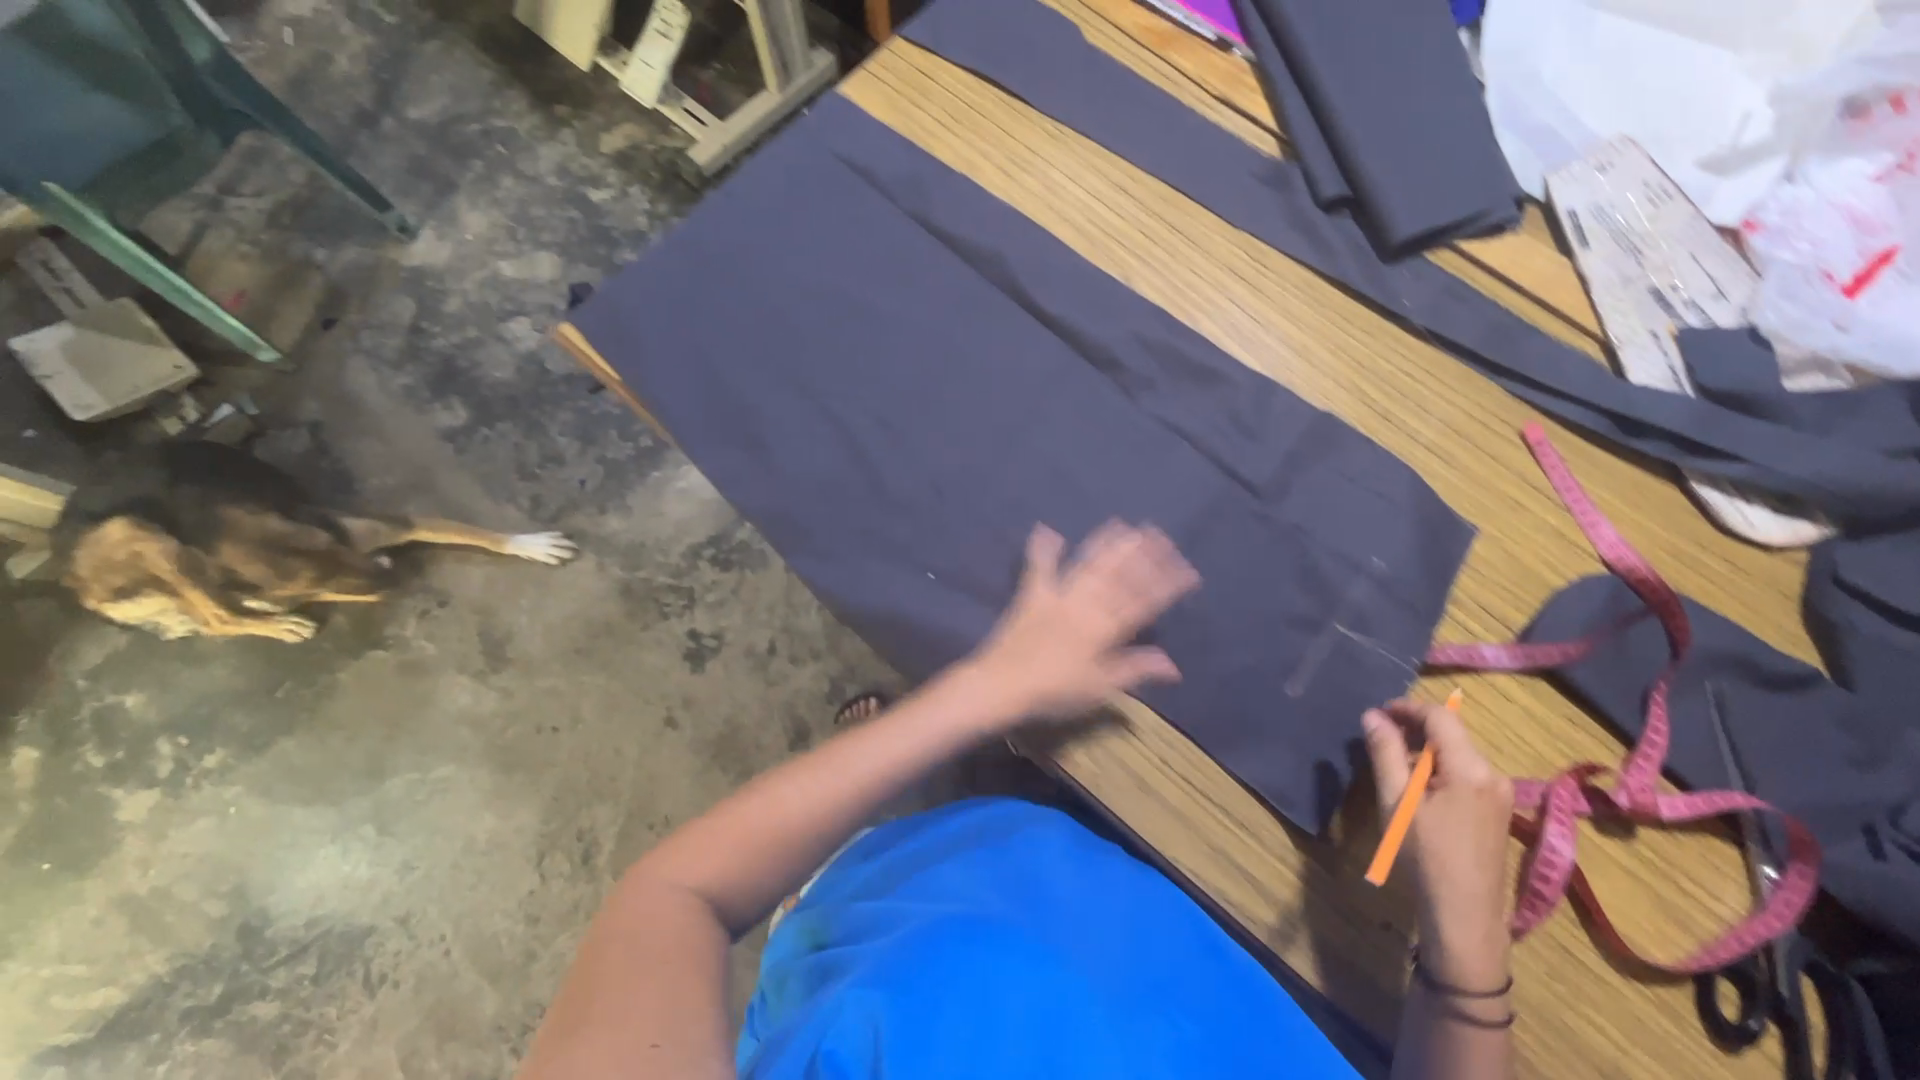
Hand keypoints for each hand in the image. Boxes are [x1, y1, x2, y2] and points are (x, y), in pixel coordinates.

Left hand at [964, 521, 1199, 726]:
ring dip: (1105, 544)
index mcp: (1105, 629)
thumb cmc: (1055, 692)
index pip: (1144, 602)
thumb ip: (1136, 670)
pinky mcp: (1031, 597)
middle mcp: (1085, 606)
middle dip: (1141, 554)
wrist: (1001, 685)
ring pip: (1087, 566)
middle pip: (1118, 576)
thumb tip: (1174, 665)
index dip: (1167, 585)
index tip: (1187, 568)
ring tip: (1123, 524)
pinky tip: (1047, 529)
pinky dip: (1042, 549)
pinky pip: (1038, 569)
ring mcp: (1057, 597)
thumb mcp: (1100, 687)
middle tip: (1159, 533)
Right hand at [1363, 699, 1513, 990]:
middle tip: (1377, 736)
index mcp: (1470, 768)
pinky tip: (1418, 788)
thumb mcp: (1396, 802)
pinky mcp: (1498, 812)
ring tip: (1392, 762)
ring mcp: (1501, 794)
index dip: (1406, 708)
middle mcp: (1493, 774)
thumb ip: (1385, 753)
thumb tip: (1373, 715)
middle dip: (1414, 728)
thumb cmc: (1424, 857)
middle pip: (1452, 733)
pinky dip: (1439, 769)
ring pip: (1458, 754)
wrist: (1464, 917)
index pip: (1440, 716)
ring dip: (1425, 750)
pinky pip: (1466, 774)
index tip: (1376, 713)